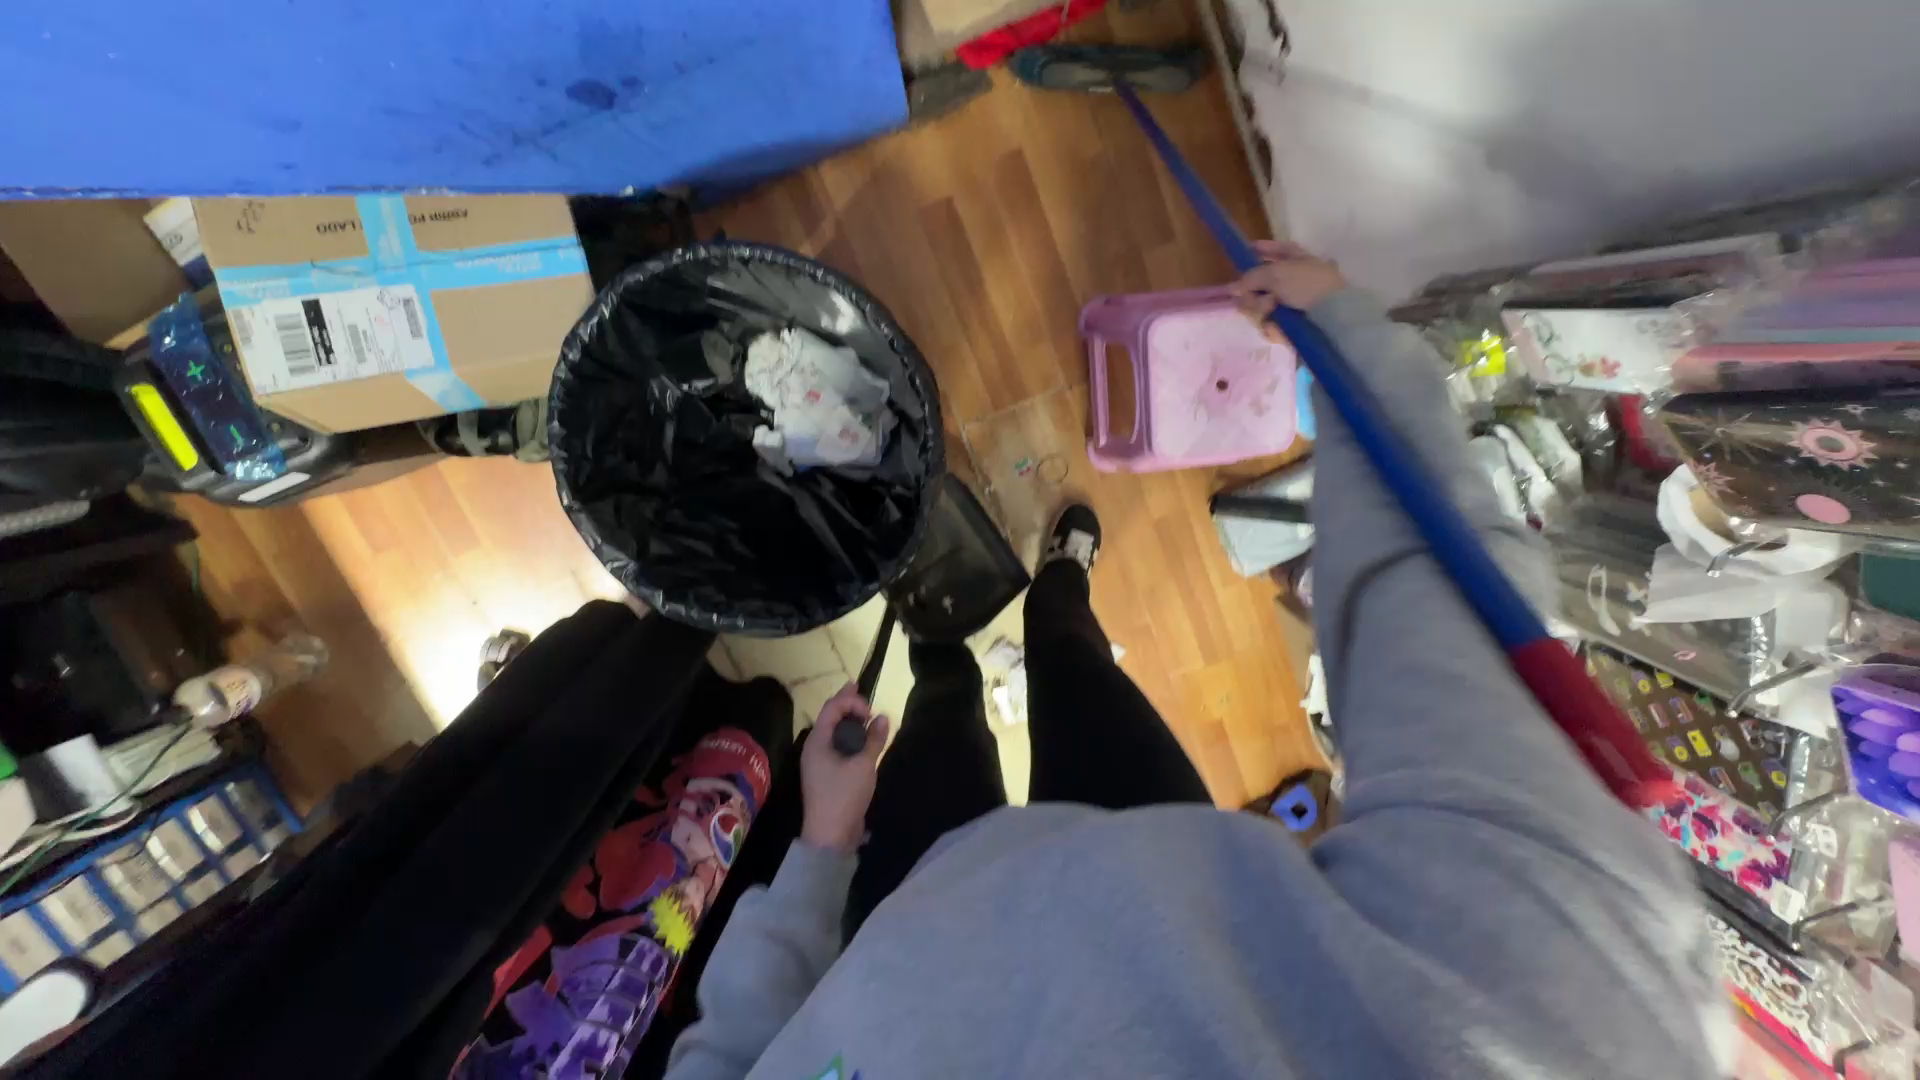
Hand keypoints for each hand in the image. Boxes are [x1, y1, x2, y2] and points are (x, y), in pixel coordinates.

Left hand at [800, 684, 891, 853]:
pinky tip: (865, 740)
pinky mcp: (828, 774)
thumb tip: (883, 717)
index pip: (832, 708)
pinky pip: (839, 747)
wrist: (830, 836)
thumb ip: (873, 739)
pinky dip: (851, 738)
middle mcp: (815, 748)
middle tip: (861, 689)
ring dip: (850, 721)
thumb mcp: (863, 765)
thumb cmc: (843, 796)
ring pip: (835, 733)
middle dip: (847, 703)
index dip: (851, 700)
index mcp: (817, 741)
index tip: (871, 709)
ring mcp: (820, 762)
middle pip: (830, 717)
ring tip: (867, 714)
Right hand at [1229, 240, 1347, 342]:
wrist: (1332, 315)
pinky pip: (1268, 324)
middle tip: (1250, 295)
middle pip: (1260, 283)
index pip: (1276, 249)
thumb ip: (1251, 277)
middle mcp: (1293, 279)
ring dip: (1260, 308)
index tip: (1246, 251)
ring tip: (1270, 310)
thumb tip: (1233, 288)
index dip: (1262, 249)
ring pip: (1260, 305)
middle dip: (1252, 290)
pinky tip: (1276, 326)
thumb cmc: (1307, 285)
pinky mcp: (1290, 325)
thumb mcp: (1277, 273)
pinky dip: (1270, 325)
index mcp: (1297, 259)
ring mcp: (1291, 303)